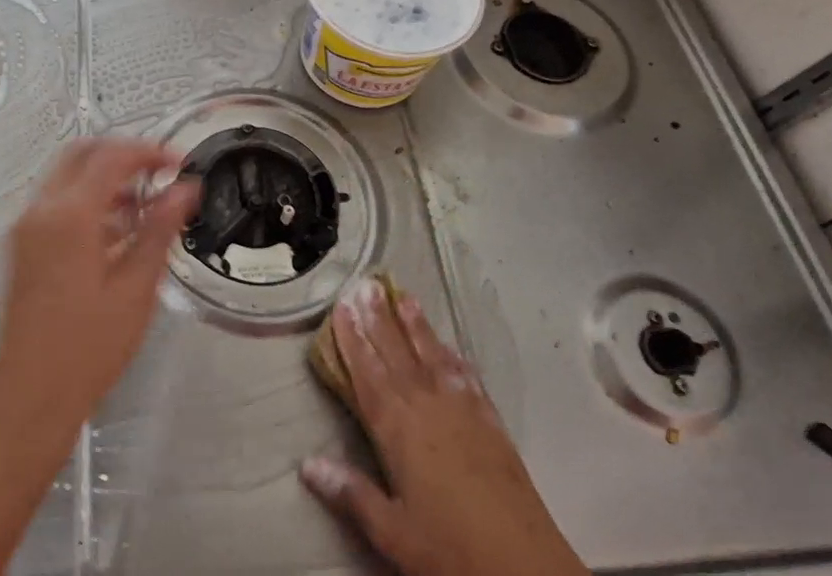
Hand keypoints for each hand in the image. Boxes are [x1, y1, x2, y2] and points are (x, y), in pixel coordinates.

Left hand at [0, 137, 201, 424]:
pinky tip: (118, 233)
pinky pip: (55, 205)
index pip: (111, 157)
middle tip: (161, 173)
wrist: (31, 395)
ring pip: (66, 179)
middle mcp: (40, 211)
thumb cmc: (90, 346)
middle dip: (122, 155)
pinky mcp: (21, 248)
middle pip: (82, 155)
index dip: (149, 152)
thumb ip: (160, 229)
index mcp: (69, 215)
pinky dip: (86, 202)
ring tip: (147, 206)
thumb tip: (186, 188)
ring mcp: (25, 229)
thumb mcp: (136, 287)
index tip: (181, 163)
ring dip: (104, 179)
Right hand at [301, 280, 588, 575]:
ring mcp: (464, 413)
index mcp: (399, 430)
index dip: (353, 339)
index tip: (342, 307)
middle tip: (367, 284)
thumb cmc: (448, 547)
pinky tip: (449, 346)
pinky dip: (454, 358)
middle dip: (380, 319)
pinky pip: (468, 379)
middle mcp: (429, 409)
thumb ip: (351, 492)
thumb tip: (307, 464)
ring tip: (404, 297)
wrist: (524, 566)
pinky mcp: (492, 424)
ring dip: (416, 327)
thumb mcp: (391, 529)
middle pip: (398, 355)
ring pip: (433, 358)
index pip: (368, 375)